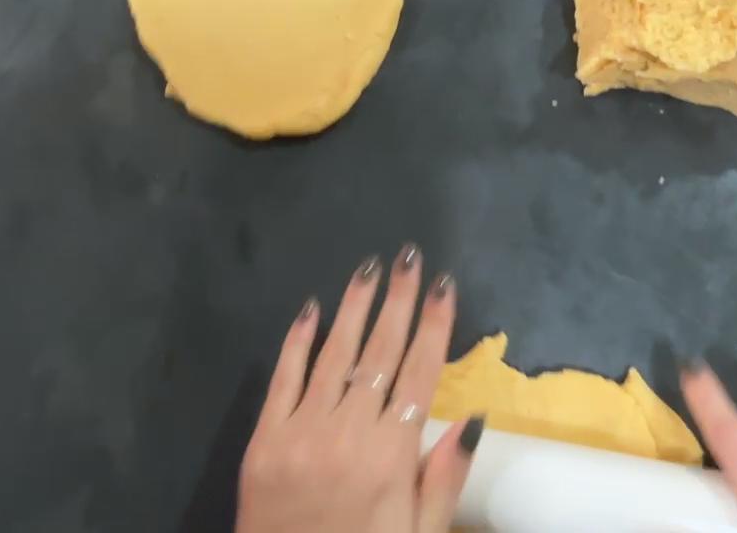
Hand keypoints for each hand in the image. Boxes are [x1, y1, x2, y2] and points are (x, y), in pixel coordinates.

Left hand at [238, 246, 479, 532]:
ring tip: (370, 267)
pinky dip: (298, 340)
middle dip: (399, 299)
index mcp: (392, 456)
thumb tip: (473, 417)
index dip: (435, 325)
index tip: (443, 285)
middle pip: (381, 352)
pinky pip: (283, 378)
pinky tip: (311, 308)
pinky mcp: (264, 439)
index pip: (421, 373)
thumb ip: (445, 479)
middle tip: (409, 256)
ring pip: (335, 353)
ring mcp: (302, 431)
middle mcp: (348, 432)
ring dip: (355, 306)